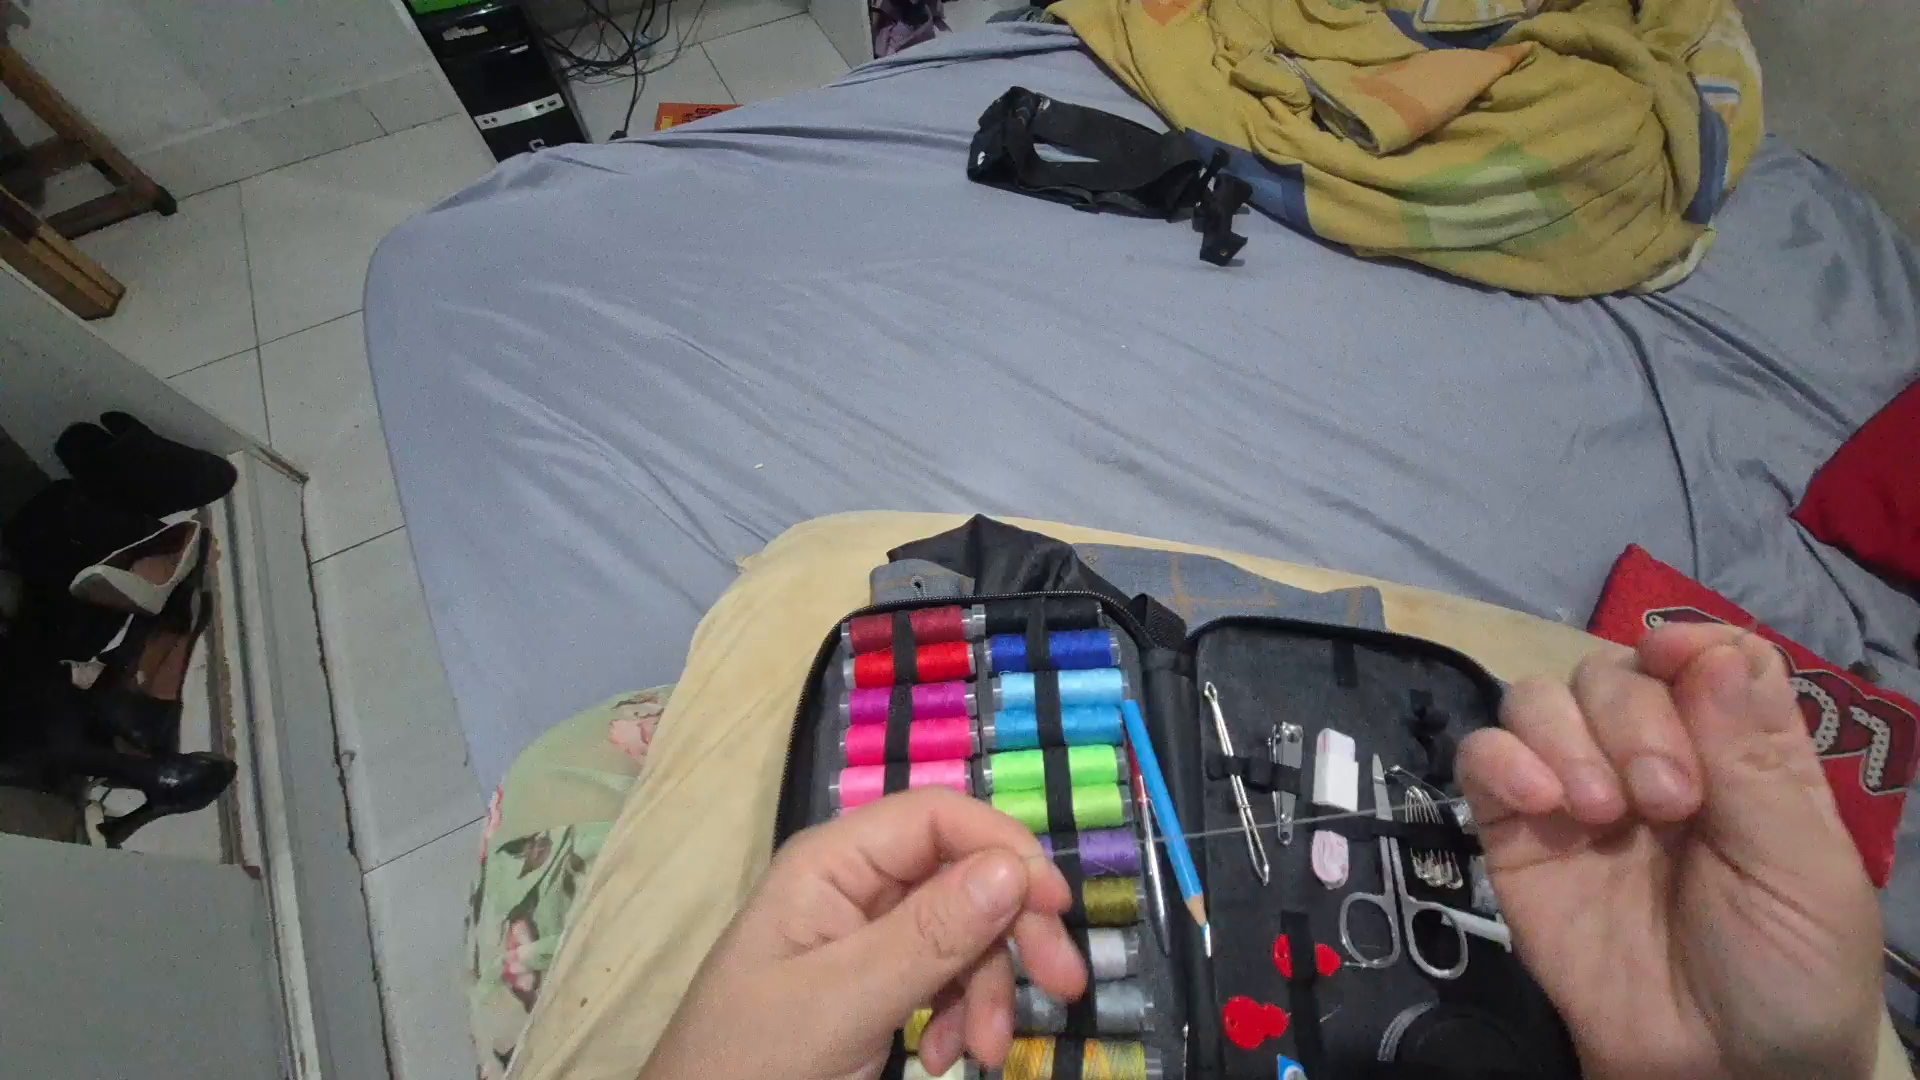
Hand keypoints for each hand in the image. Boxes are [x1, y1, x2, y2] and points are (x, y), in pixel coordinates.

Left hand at [640, 787, 1088, 1079]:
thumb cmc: (752, 1066)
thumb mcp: (840, 1005)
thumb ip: (927, 936)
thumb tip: (1013, 869)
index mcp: (834, 860)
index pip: (935, 816)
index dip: (1001, 845)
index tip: (1057, 904)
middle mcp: (857, 882)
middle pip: (959, 871)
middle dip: (1010, 925)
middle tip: (1063, 984)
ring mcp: (870, 930)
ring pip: (962, 926)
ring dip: (988, 985)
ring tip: (984, 1053)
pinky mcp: (880, 976)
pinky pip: (946, 971)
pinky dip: (963, 1011)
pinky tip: (948, 1056)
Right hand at [1459, 624, 1881, 1079]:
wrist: (1697, 1060)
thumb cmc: (1781, 972)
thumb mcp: (1802, 875)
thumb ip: (1757, 760)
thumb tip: (1717, 645)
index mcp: (1729, 757)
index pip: (1698, 660)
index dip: (1686, 645)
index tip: (1676, 659)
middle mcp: (1640, 754)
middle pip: (1606, 673)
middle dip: (1631, 722)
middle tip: (1663, 802)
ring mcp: (1564, 782)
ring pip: (1534, 698)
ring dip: (1562, 739)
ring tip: (1595, 812)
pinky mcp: (1504, 815)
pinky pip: (1479, 751)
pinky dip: (1501, 760)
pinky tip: (1538, 805)